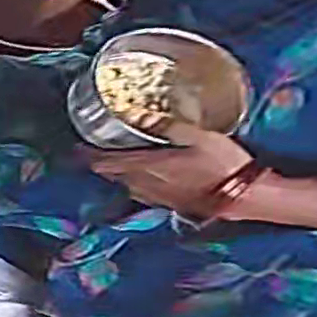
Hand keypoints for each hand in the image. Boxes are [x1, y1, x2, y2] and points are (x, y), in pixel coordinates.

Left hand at [84, 129, 254, 218]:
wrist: (239, 197)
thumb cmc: (222, 164)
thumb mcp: (199, 138)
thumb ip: (167, 127)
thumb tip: (138, 115)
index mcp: (141, 166)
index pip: (101, 162)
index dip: (85, 154)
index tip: (77, 146)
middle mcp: (136, 183)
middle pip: (106, 172)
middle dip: (97, 160)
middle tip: (94, 148)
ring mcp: (145, 194)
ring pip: (118, 180)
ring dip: (113, 169)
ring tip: (114, 156)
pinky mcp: (157, 201)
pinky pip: (133, 187)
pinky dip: (128, 177)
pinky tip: (138, 171)